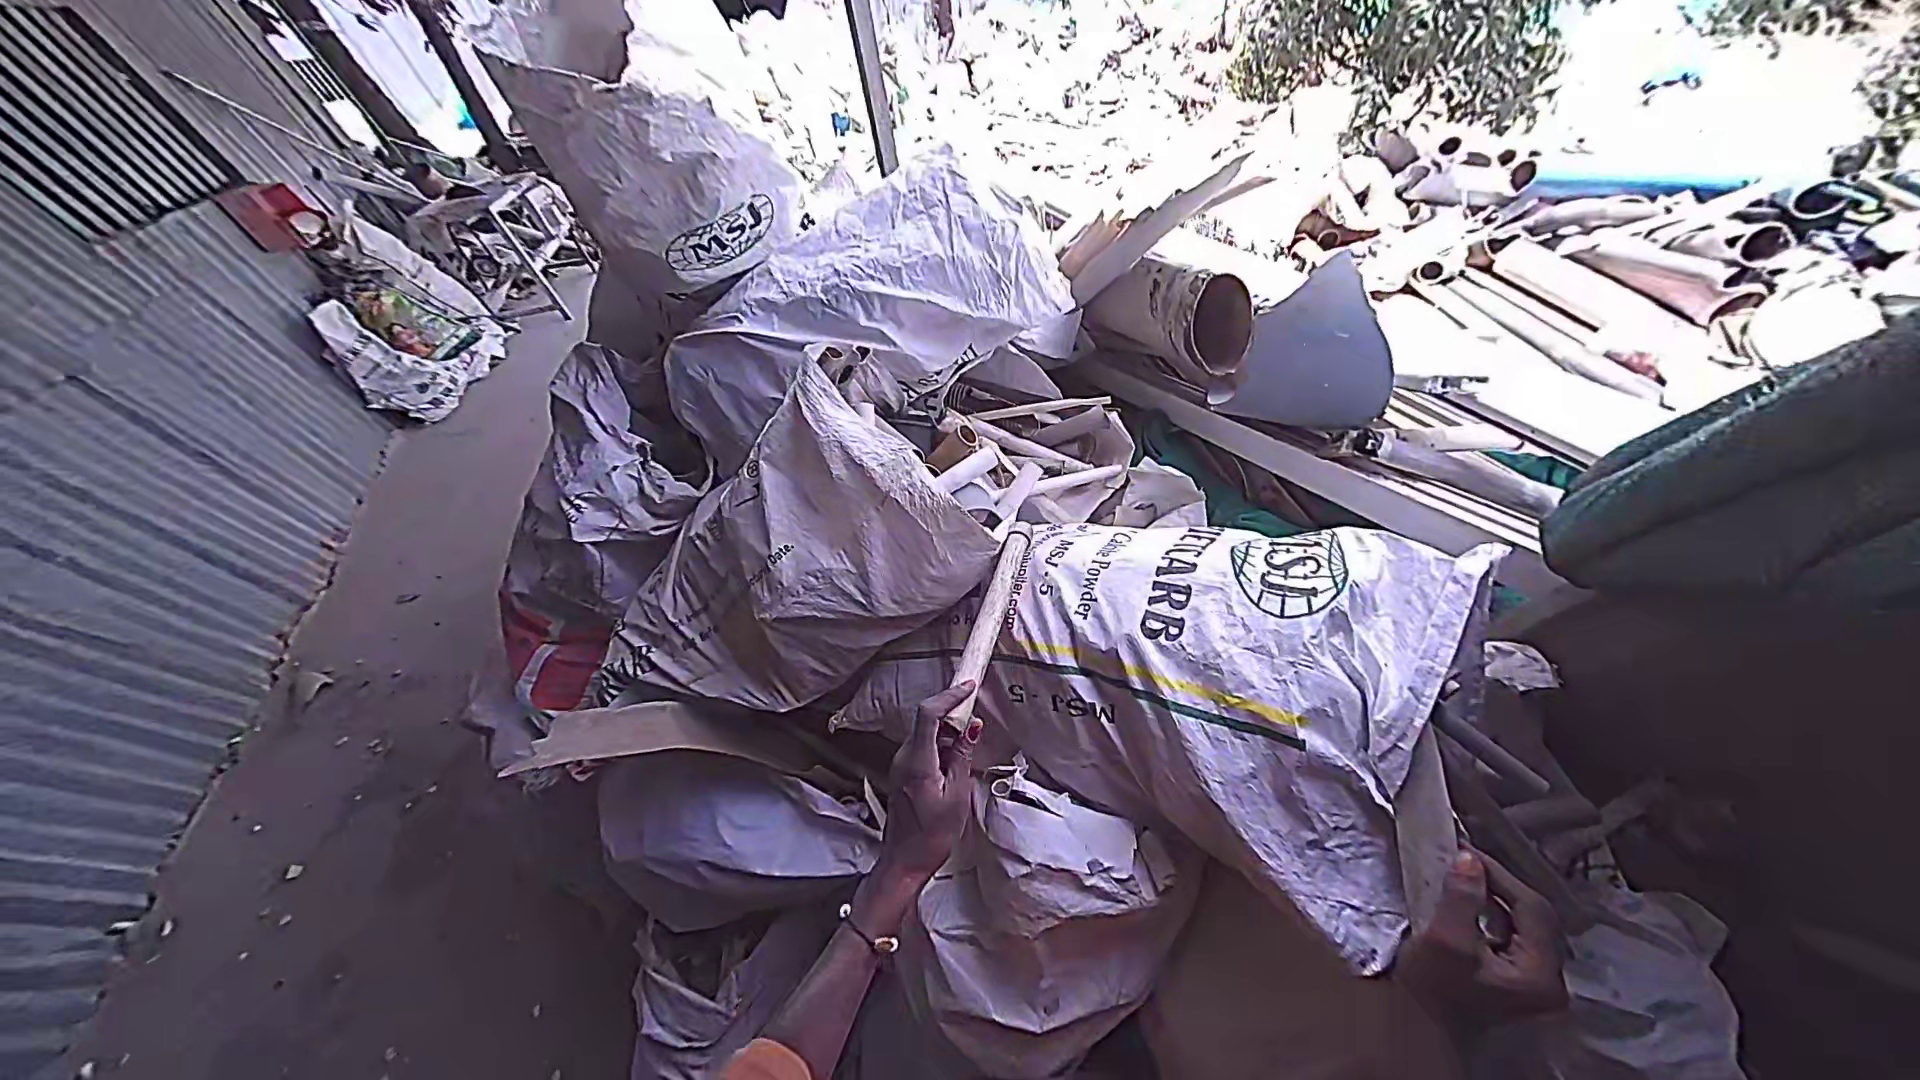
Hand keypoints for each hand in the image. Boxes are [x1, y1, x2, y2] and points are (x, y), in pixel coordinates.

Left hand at [853, 682, 979, 933]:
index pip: (928, 714)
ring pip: (927, 735)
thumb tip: (973, 727)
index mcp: (917, 761)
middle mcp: (904, 757)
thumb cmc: (932, 835)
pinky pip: (924, 748)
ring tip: (966, 757)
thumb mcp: (957, 795)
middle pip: (928, 721)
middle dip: (953, 718)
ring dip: (949, 736)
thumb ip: (963, 757)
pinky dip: (941, 749)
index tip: (968, 687)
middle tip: (975, 727)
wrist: (904, 862)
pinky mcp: (903, 771)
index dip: (949, 696)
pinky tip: (954, 768)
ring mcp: (901, 763)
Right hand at [1395, 848, 1568, 1032]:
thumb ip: (1461, 899)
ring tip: (1463, 869)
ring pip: (1524, 920)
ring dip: (1495, 892)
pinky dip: (1491, 907)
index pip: (1533, 910)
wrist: (1421, 1022)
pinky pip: (1512, 930)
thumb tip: (1469, 858)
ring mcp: (1533, 977)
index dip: (1501, 875)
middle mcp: (1549, 978)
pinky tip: (1468, 895)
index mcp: (1540, 974)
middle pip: (1534, 915)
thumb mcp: (1444, 939)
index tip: (1464, 850)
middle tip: (1463, 856)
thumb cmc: (1432, 984)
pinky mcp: (1515, 973)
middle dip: (1500, 882)